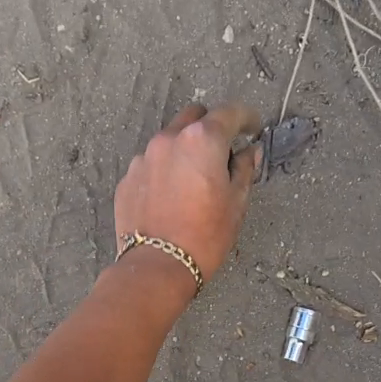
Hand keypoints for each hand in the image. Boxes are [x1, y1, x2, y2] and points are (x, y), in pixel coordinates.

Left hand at [113, 103, 261, 279]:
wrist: (157, 268)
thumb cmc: (203, 238)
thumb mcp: (236, 205)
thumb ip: (244, 170)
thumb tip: (249, 153)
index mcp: (202, 140)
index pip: (230, 113)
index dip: (246, 118)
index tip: (253, 128)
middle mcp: (169, 139)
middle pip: (194, 118)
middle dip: (210, 129)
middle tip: (220, 155)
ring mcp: (144, 158)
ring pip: (169, 141)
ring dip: (183, 152)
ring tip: (191, 183)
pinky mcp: (128, 180)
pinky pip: (150, 166)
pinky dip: (163, 173)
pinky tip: (170, 199)